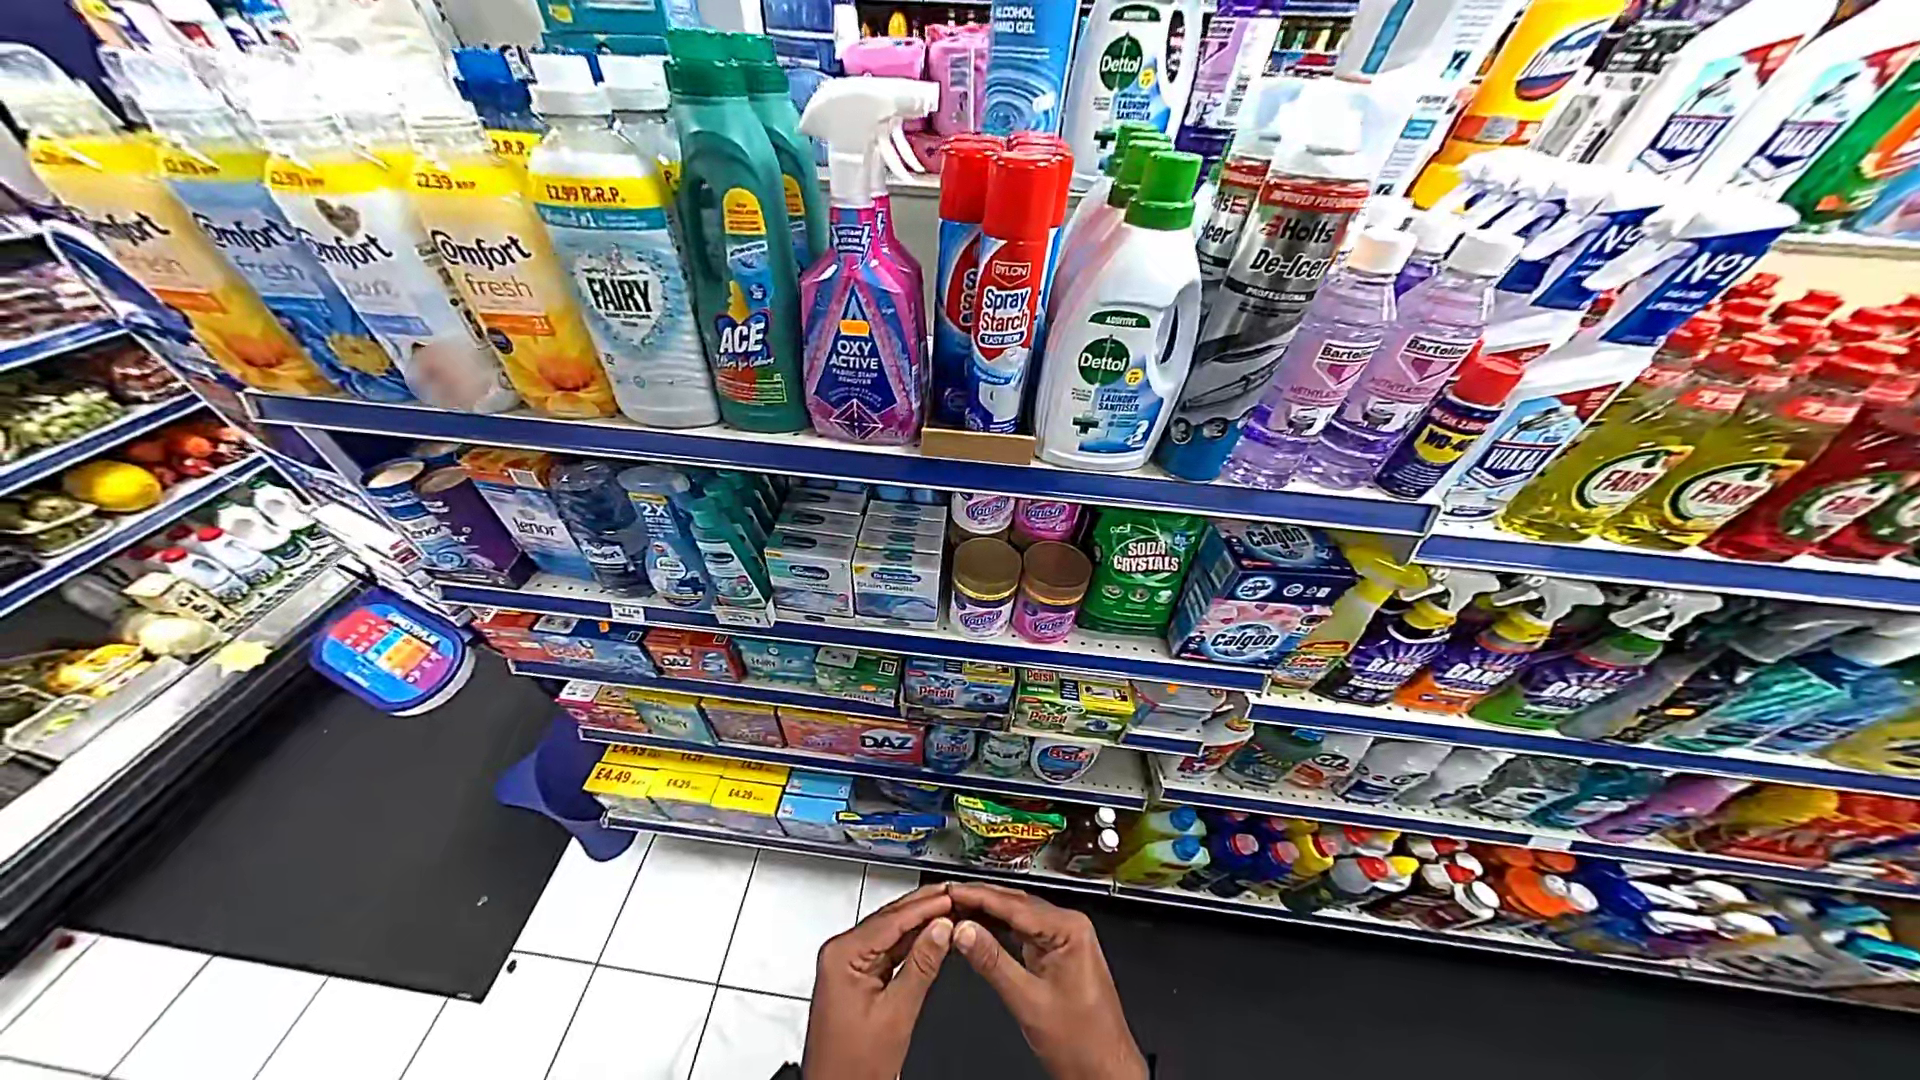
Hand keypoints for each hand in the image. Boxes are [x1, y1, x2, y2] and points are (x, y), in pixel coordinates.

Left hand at [804, 883, 954, 1079]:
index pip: (891, 919)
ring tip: (947, 911)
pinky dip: (911, 944)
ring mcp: (848, 964)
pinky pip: (888, 950)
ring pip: (891, 934)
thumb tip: (941, 929)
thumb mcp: (896, 1014)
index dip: (924, 906)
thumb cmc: (851, 1068)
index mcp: (842, 955)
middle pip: (890, 921)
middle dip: (923, 908)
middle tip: (952, 895)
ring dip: (919, 924)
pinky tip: (930, 937)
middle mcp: (841, 953)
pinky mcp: (856, 976)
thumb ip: (922, 965)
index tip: (949, 896)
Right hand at [948, 883, 1146, 1079]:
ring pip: (1016, 916)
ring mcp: (1063, 938)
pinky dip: (998, 930)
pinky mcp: (1056, 952)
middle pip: (1014, 904)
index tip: (951, 892)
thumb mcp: (1028, 1001)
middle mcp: (1068, 926)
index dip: (977, 896)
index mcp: (1069, 928)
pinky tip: (977, 930)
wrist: (1106, 1074)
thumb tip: (963, 931)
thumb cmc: (1083, 1044)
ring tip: (954, 911)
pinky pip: (1021, 932)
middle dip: (978, 900)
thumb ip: (992, 962)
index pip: (1013, 904)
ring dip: (986, 914)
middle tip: (946, 897)